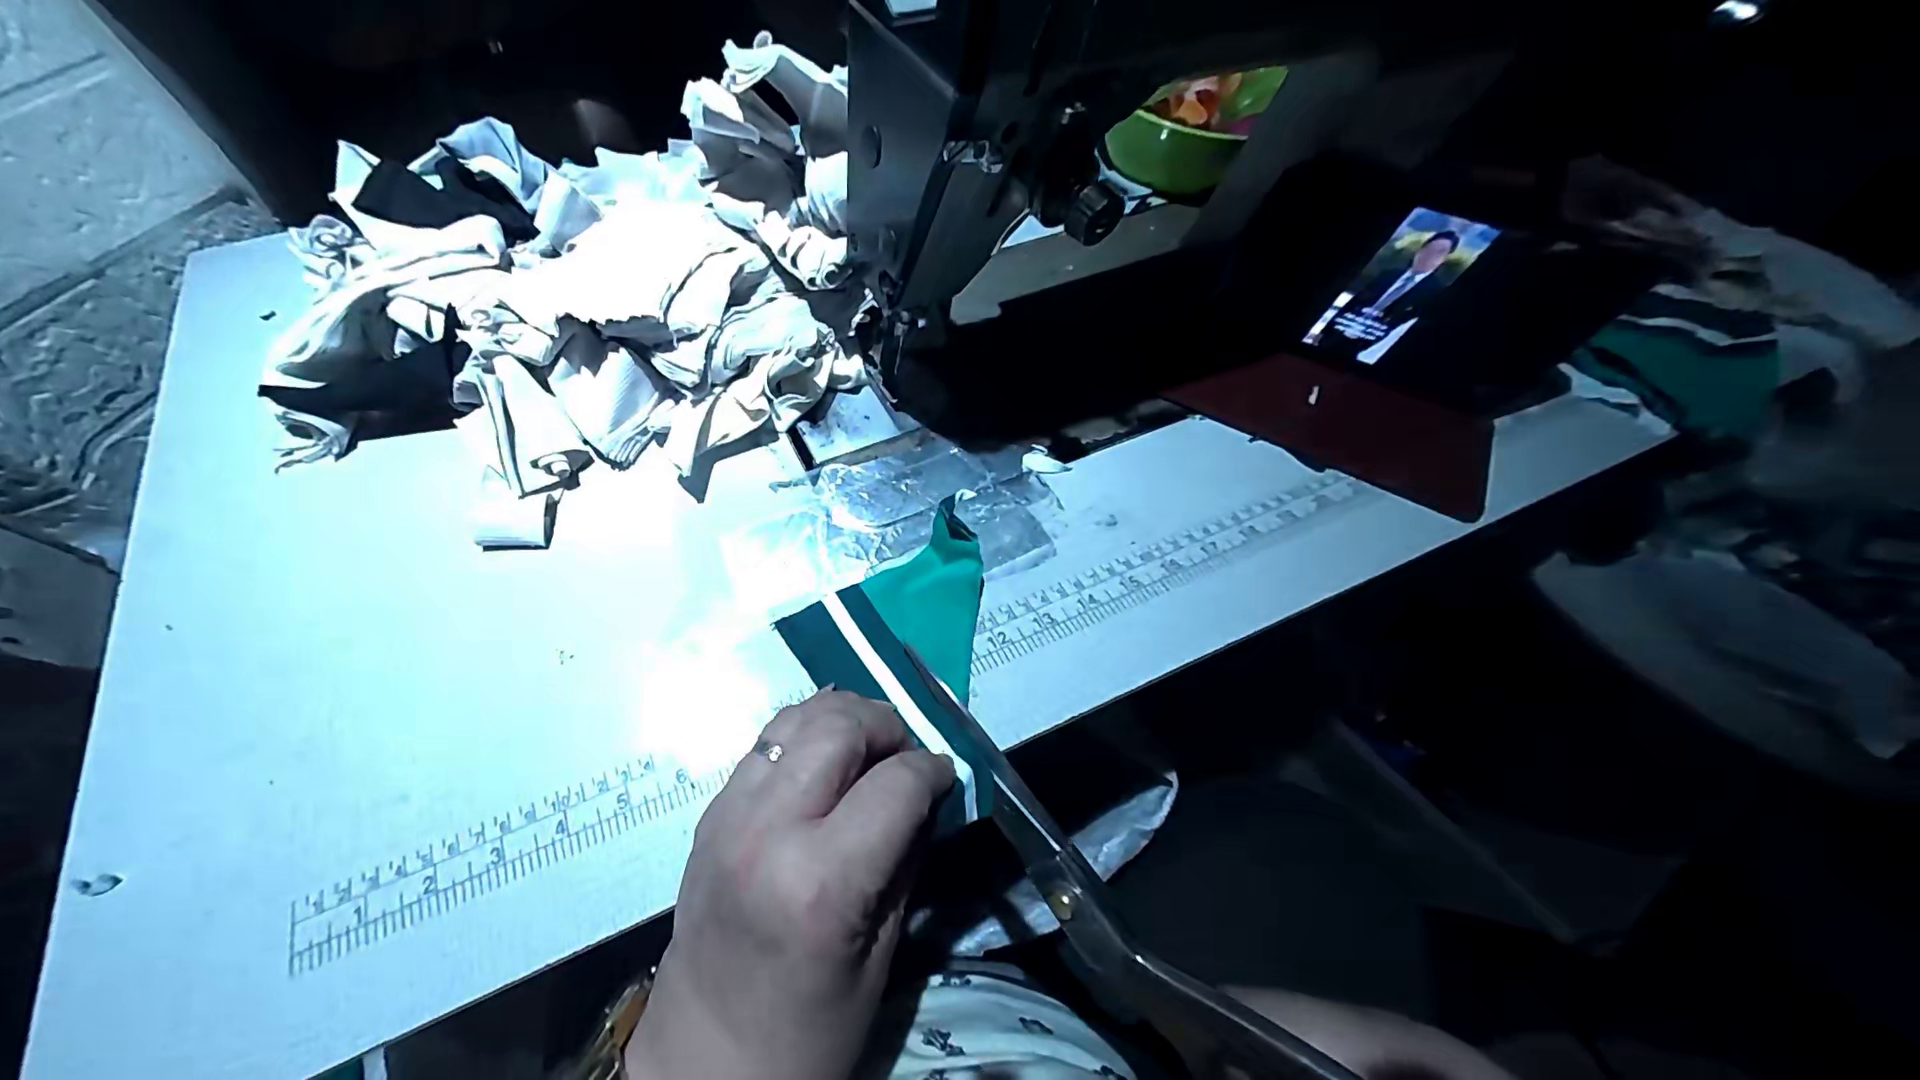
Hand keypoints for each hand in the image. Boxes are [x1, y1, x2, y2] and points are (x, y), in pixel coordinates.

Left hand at [625, 689, 955, 1079]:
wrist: (704, 1059)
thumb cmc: (811, 1026)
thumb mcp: (883, 947)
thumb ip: (908, 852)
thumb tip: (930, 790)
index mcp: (820, 882)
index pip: (897, 783)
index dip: (933, 771)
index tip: (946, 777)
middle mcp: (768, 831)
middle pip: (839, 727)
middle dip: (887, 726)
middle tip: (906, 755)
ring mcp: (729, 814)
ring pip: (797, 717)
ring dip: (844, 720)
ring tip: (868, 749)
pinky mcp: (709, 811)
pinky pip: (766, 742)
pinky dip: (806, 736)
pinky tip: (826, 762)